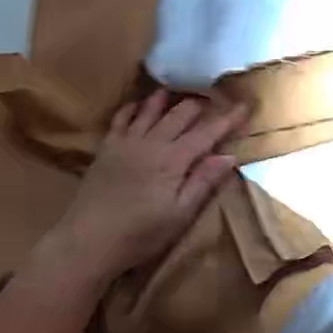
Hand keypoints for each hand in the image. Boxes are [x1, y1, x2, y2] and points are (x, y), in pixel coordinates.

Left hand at [44, 90, 245, 286]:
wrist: (88, 240)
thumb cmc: (140, 234)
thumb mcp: (180, 214)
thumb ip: (203, 182)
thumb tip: (228, 155)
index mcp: (173, 159)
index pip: (206, 133)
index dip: (227, 119)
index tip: (244, 106)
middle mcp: (151, 143)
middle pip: (179, 115)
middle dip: (199, 105)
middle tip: (212, 100)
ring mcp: (126, 143)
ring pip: (150, 110)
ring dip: (165, 100)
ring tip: (176, 91)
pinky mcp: (107, 149)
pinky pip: (121, 119)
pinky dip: (132, 108)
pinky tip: (137, 105)